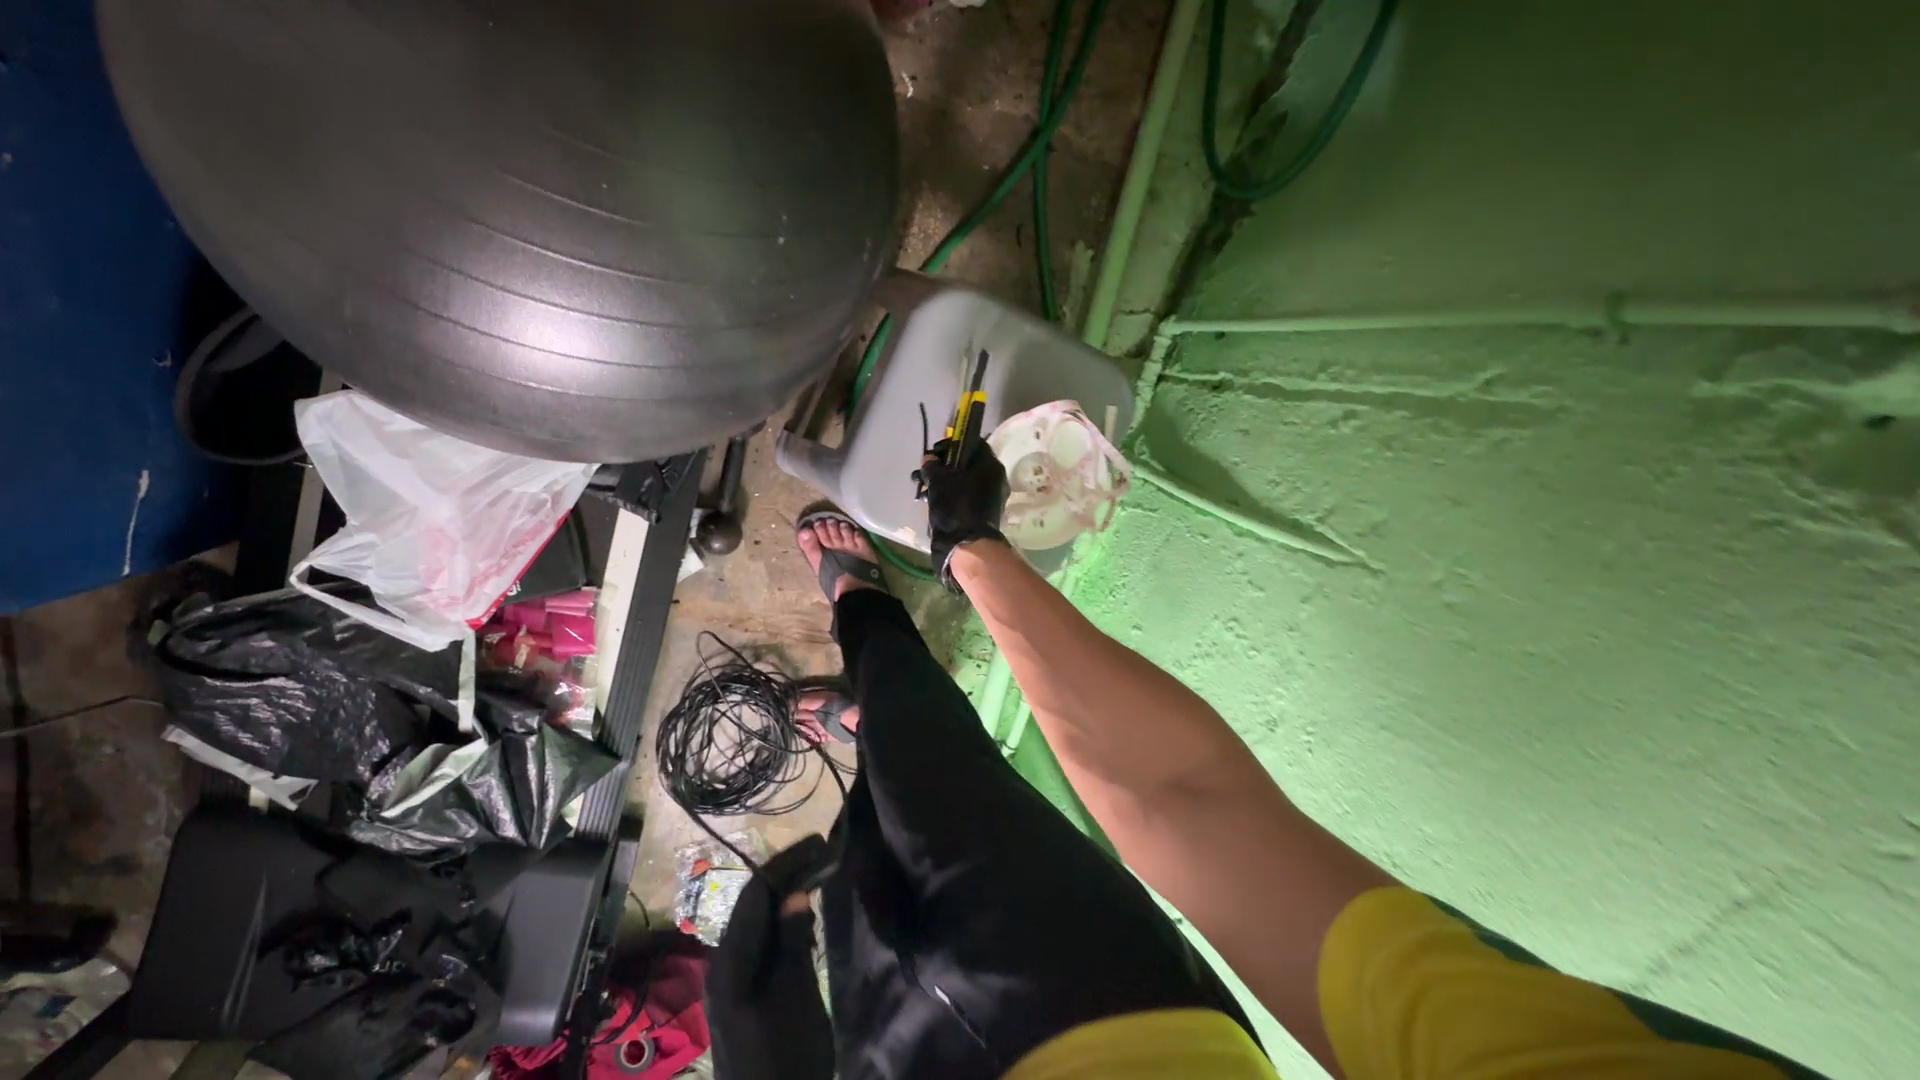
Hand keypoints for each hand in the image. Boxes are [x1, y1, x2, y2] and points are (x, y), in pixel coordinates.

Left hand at [706, 836, 835, 1079]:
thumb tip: (795, 893)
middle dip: (784, 876)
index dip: (786, 863)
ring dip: (781, 899)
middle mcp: (722, 966)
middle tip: (822, 856)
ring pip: (753, 926)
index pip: (755, 894)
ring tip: (816, 878)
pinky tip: (800, 922)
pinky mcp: (740, 998)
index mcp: (731, 961)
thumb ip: (792, 940)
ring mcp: (728, 984)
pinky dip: (779, 926)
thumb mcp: (796, 993)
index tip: (820, 843)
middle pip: (750, 906)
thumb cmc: (787, 1053)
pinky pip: (757, 946)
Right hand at [918, 437, 1008, 589]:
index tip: (934, 453)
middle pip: (968, 463)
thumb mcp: (938, 481)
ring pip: (966, 481)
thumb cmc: (955, 505)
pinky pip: (967, 496)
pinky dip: (951, 495)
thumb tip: (929, 459)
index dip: (951, 444)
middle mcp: (996, 478)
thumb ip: (932, 466)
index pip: (973, 444)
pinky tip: (933, 500)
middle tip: (928, 471)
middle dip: (945, 466)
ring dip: (945, 481)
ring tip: (925, 487)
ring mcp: (992, 497)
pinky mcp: (985, 512)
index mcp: (990, 465)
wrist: (966, 544)